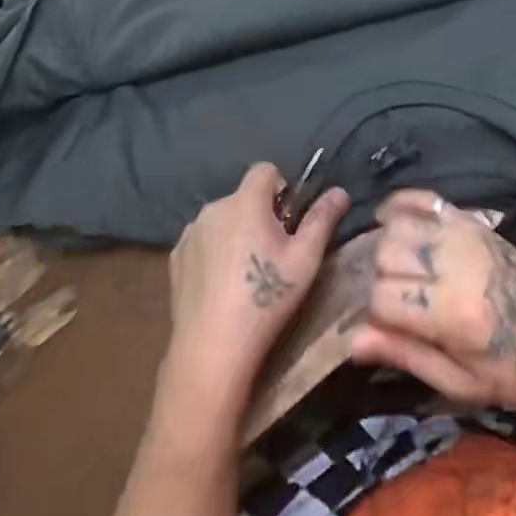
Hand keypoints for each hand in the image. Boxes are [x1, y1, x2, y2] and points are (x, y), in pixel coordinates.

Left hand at [165, 163, 350, 393]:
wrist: (213, 345)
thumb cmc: (267, 298)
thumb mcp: (305, 260)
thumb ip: (322, 220)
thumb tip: (340, 191)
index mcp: (245, 201)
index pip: (264, 170)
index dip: (281, 188)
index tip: (289, 221)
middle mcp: (213, 207)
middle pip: (243, 197)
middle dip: (259, 215)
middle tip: (273, 254)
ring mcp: (190, 232)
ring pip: (221, 220)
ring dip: (235, 233)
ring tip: (246, 275)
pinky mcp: (175, 256)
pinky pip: (201, 241)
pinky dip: (213, 252)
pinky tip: (222, 287)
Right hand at [348, 190, 515, 411]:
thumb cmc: (512, 372)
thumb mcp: (458, 383)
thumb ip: (403, 355)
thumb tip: (351, 340)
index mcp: (454, 316)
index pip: (382, 297)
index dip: (377, 313)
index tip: (391, 325)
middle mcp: (457, 267)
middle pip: (385, 254)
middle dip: (381, 277)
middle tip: (399, 296)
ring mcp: (466, 237)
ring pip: (397, 225)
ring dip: (388, 246)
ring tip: (401, 267)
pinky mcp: (472, 222)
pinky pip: (422, 198)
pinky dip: (400, 205)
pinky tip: (392, 220)